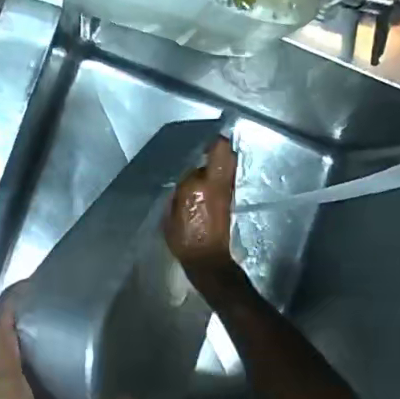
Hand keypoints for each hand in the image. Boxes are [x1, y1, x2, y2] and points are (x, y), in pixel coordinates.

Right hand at [164, 137, 241, 295]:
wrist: (208, 259)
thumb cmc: (184, 240)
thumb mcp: (169, 216)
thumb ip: (176, 193)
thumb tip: (182, 179)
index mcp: (195, 186)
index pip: (197, 158)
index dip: (195, 148)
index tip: (190, 142)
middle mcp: (214, 182)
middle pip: (222, 152)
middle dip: (216, 142)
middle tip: (206, 139)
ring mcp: (225, 189)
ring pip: (229, 161)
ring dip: (222, 153)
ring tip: (209, 151)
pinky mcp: (230, 198)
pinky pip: (228, 173)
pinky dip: (223, 166)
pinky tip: (212, 169)